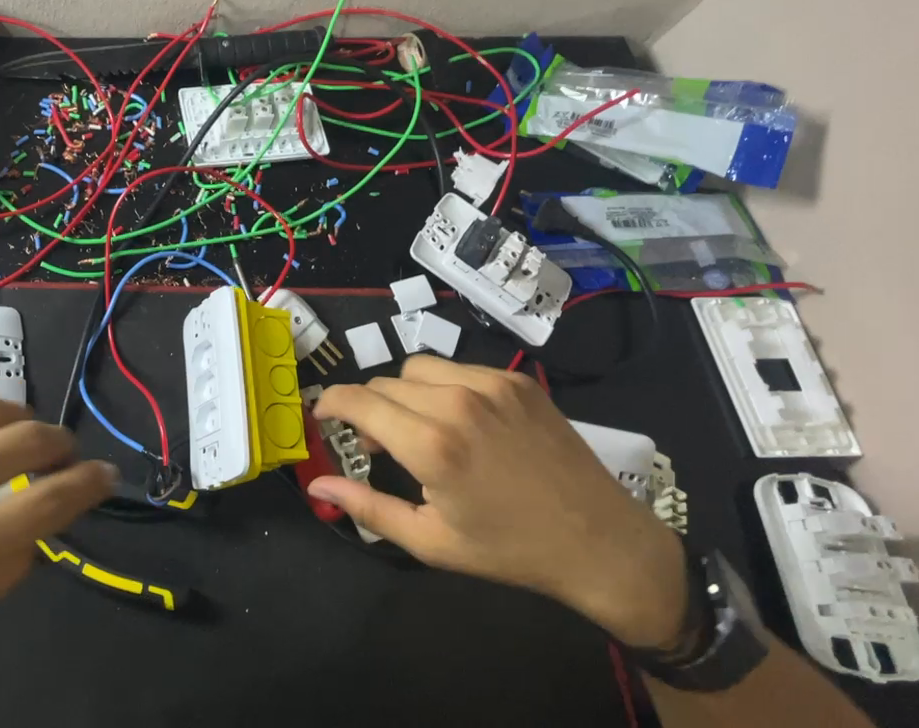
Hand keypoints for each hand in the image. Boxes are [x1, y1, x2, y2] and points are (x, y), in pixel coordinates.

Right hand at [309, 355, 687, 648]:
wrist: (600, 542)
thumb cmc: (509, 550)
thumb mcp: (430, 541)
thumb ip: (367, 507)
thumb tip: (318, 483)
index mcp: (431, 445)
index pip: (356, 399)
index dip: (330, 403)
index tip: (324, 417)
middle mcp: (456, 402)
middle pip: (383, 383)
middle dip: (369, 407)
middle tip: (380, 445)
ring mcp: (491, 385)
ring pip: (418, 368)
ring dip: (404, 392)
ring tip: (420, 427)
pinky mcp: (516, 380)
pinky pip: (458, 368)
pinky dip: (444, 387)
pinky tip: (461, 420)